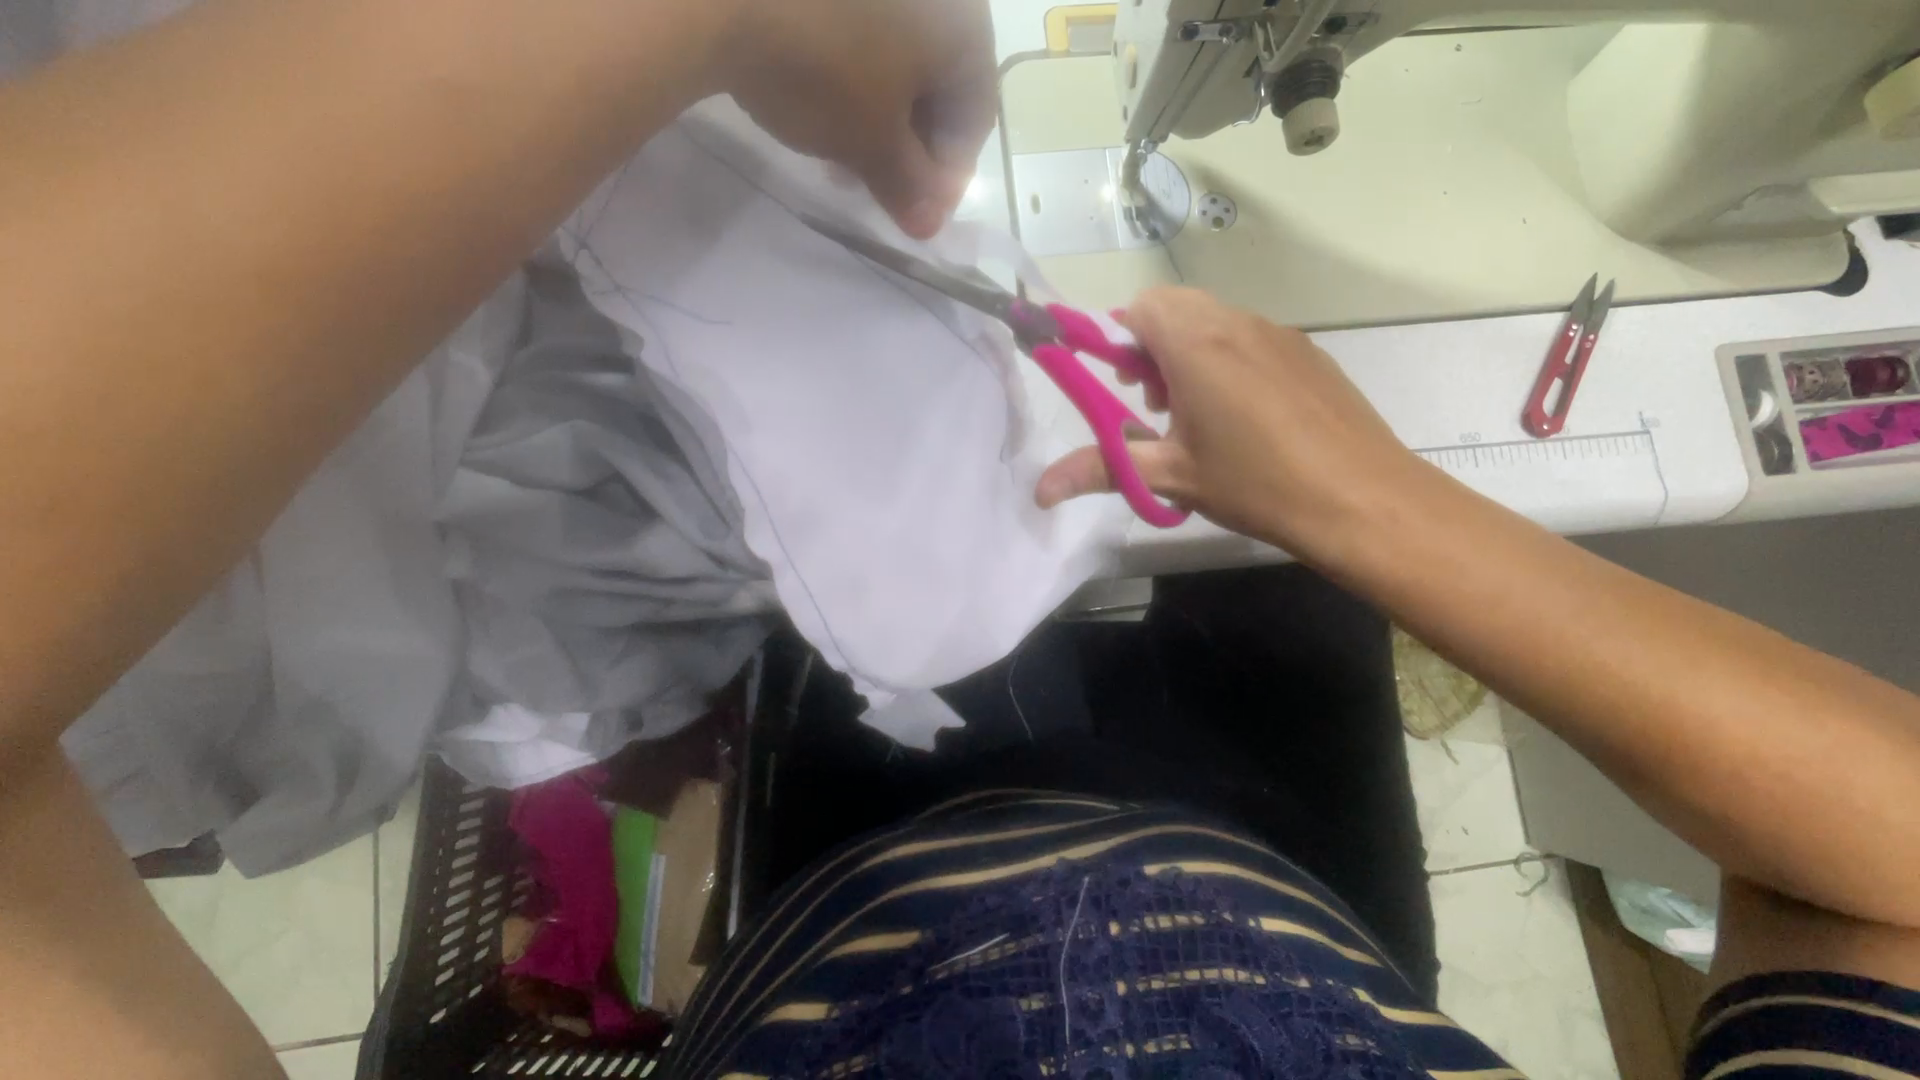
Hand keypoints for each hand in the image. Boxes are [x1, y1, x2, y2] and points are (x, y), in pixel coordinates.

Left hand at [723, 0, 996, 239]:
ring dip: (879, 117)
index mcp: (962, 24)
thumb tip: (928, 227)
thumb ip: (909, 188)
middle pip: (937, 84)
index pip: (974, 115)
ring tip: (842, 156)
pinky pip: (860, 32)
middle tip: (879, 190)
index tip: (917, 213)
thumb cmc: (824, 73)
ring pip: (897, 59)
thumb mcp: (872, 144)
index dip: (948, 175)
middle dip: (910, 147)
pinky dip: (852, 76)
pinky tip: (820, 106)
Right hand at [1036, 288, 1423, 553]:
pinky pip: (1252, 340)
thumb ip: (1101, 469)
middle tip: (1158, 406)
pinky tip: (1248, 422)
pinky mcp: (1309, 353)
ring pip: (1215, 323)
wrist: (1361, 499)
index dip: (1121, 340)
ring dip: (1191, 356)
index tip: (1126, 389)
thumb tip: (1039, 491)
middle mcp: (1237, 323)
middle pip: (1177, 308)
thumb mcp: (1171, 476)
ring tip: (1201, 419)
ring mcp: (1279, 334)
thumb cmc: (1256, 484)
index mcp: (1196, 344)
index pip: (1141, 306)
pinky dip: (1231, 363)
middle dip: (1154, 347)